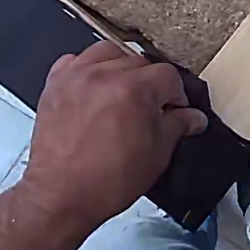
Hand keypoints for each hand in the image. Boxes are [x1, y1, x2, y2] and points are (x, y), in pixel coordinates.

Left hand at [11, 42, 206, 232]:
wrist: (61, 197)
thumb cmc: (106, 180)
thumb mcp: (157, 153)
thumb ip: (178, 126)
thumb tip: (193, 117)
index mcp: (135, 90)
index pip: (169, 76)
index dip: (177, 95)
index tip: (175, 111)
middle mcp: (105, 75)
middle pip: (142, 62)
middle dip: (152, 84)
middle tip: (152, 109)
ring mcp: (77, 78)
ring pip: (110, 52)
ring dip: (122, 67)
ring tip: (124, 90)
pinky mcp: (55, 85)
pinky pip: (75, 60)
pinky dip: (88, 68)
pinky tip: (95, 86)